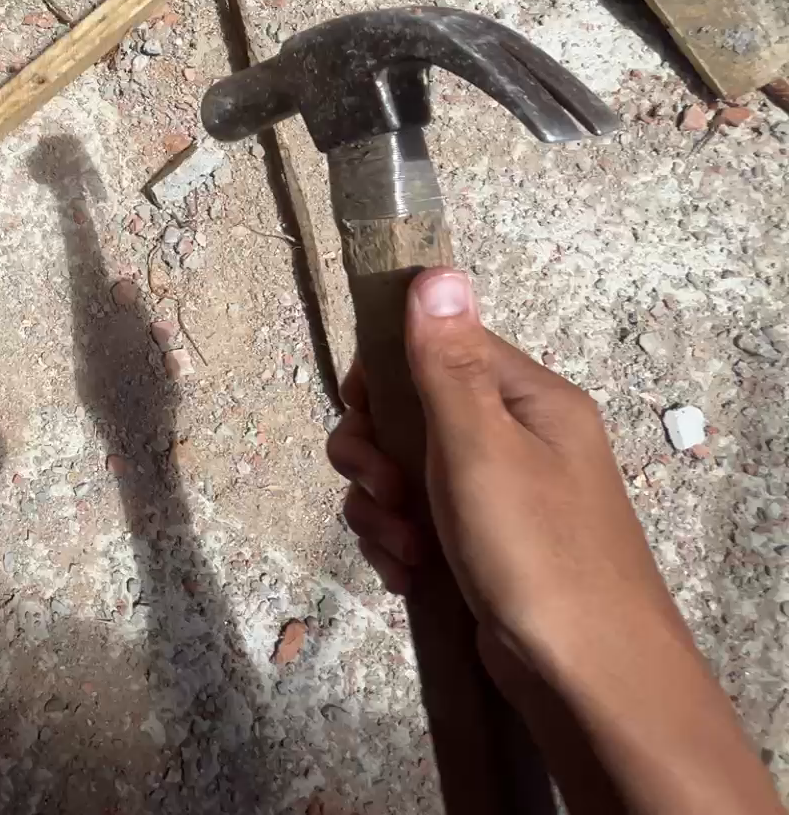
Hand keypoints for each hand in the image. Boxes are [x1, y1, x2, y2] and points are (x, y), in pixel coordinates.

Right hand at [329, 268, 785, 814]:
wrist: (583, 679)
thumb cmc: (534, 549)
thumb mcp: (479, 447)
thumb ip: (445, 363)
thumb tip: (435, 271)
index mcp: (523, 400)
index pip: (429, 349)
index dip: (382, 379)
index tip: (368, 418)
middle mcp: (506, 435)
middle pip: (398, 412)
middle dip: (372, 455)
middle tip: (386, 490)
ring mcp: (488, 488)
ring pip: (390, 468)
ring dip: (378, 506)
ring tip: (404, 546)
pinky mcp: (468, 533)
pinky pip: (401, 513)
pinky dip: (393, 538)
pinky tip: (410, 568)